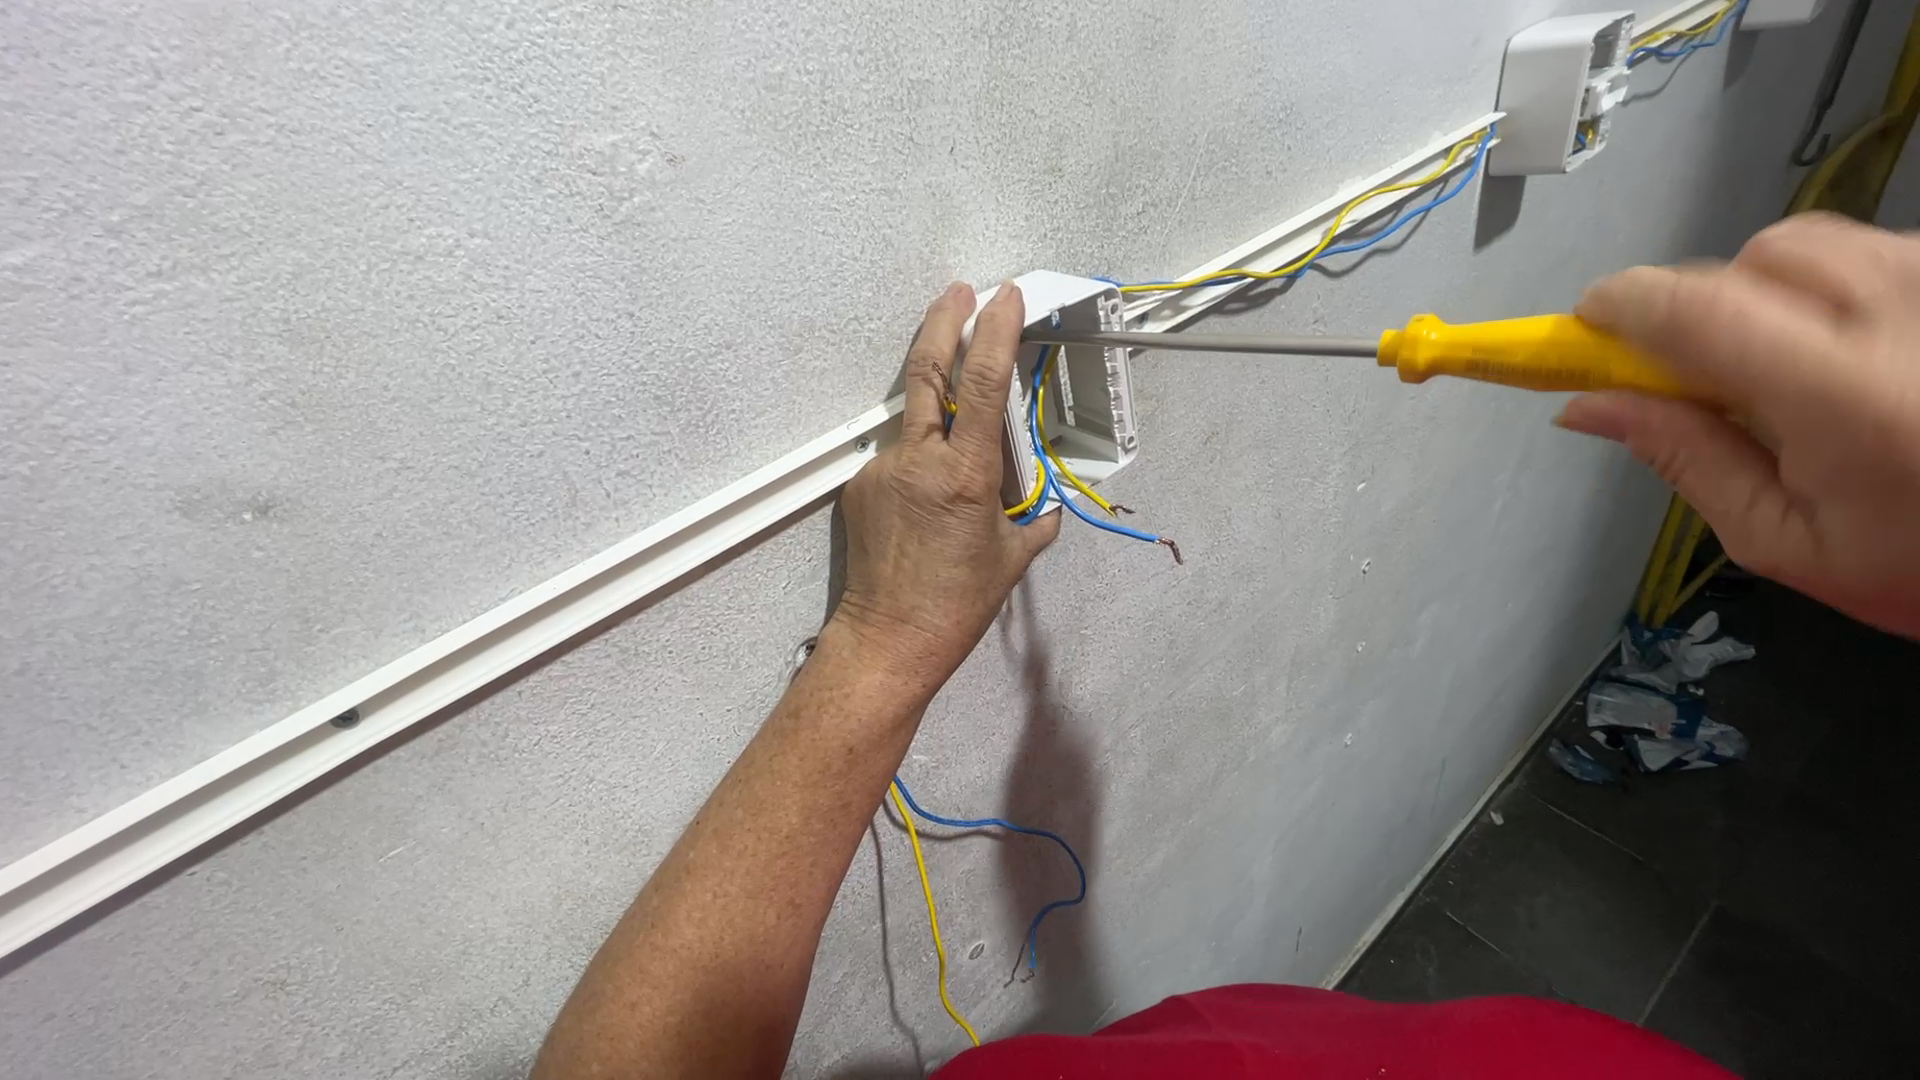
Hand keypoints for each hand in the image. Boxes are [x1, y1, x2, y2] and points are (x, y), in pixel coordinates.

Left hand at [832, 282, 1060, 687]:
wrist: (890, 635)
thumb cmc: (959, 602)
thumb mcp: (1014, 557)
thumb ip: (1036, 519)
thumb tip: (1048, 502)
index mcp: (965, 475)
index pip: (981, 383)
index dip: (993, 331)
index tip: (1003, 296)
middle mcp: (919, 460)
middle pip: (925, 369)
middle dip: (943, 320)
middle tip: (958, 290)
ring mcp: (883, 469)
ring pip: (911, 415)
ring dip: (934, 397)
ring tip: (956, 420)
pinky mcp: (860, 484)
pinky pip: (898, 455)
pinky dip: (919, 457)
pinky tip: (928, 494)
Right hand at [1559, 213, 1919, 636]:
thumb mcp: (1778, 537)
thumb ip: (1684, 457)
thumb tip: (1584, 405)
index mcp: (1849, 398)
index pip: (1702, 309)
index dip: (1625, 303)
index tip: (1585, 325)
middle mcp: (1916, 321)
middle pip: (1763, 256)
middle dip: (1704, 300)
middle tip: (1702, 368)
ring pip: (1825, 244)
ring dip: (1771, 291)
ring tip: (1787, 364)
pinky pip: (1885, 254)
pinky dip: (1837, 291)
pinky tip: (1853, 352)